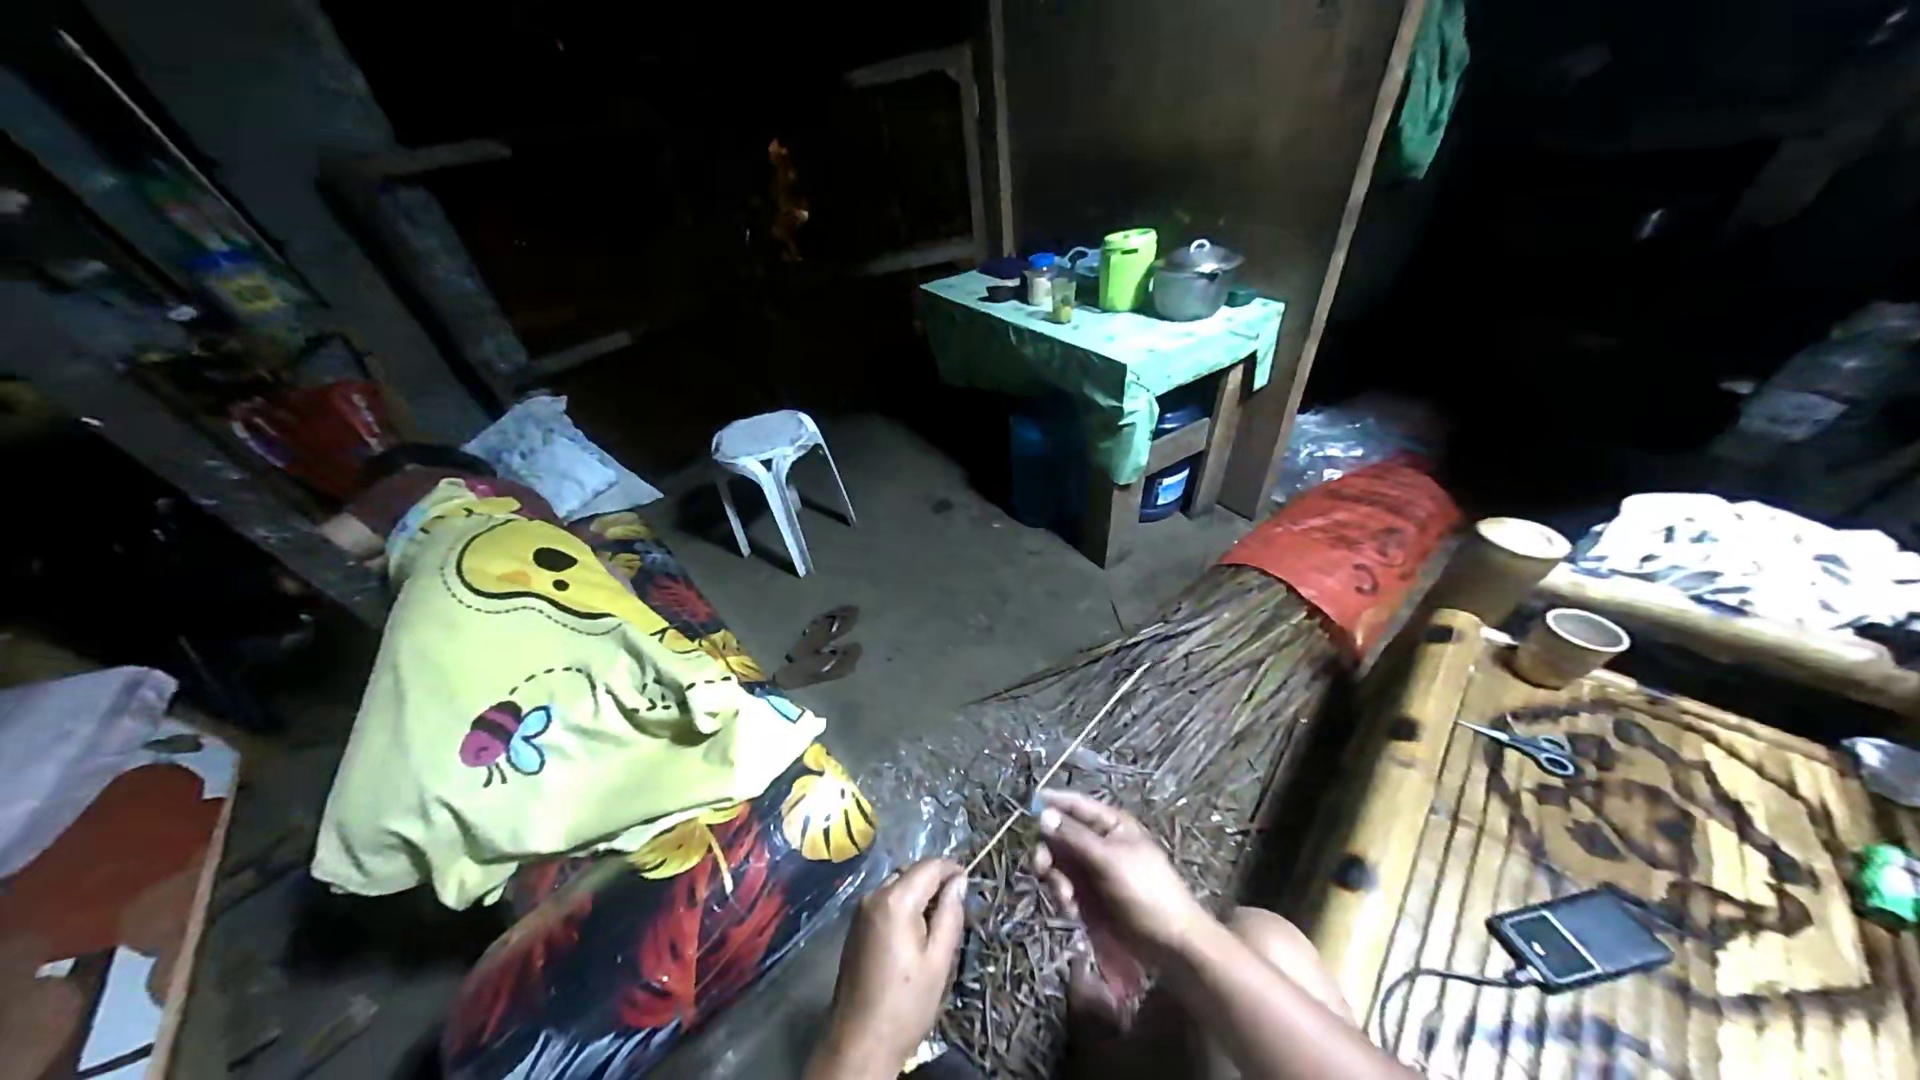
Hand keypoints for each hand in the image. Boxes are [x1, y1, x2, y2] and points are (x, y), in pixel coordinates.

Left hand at [807, 859, 966, 1079]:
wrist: (859, 1042)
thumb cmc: (905, 1003)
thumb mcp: (939, 959)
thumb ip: (951, 913)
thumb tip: (959, 881)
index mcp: (895, 900)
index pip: (929, 866)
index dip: (951, 868)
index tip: (968, 880)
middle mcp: (873, 895)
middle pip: (910, 872)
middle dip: (934, 882)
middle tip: (955, 906)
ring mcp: (860, 910)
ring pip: (897, 885)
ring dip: (918, 893)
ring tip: (937, 922)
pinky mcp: (855, 926)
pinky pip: (884, 901)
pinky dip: (902, 905)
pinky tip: (913, 932)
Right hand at [1031, 789, 1210, 962]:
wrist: (1170, 943)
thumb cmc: (1146, 892)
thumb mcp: (1109, 860)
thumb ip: (1074, 837)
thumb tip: (1043, 813)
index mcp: (1111, 824)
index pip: (1075, 805)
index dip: (1052, 803)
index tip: (1029, 806)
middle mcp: (1099, 841)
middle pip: (1060, 834)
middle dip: (1049, 852)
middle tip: (1043, 870)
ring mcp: (1094, 868)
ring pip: (1058, 862)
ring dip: (1055, 879)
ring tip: (1066, 898)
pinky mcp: (1090, 894)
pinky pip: (1065, 885)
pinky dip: (1063, 895)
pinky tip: (1072, 910)